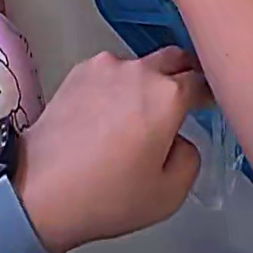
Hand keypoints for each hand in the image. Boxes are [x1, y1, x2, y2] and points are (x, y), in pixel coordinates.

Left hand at [16, 48, 209, 252]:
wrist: (43, 184)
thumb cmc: (104, 193)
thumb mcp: (168, 194)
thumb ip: (189, 157)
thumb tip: (180, 139)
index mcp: (167, 96)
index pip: (200, 79)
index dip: (208, 91)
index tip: (209, 99)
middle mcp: (139, 70)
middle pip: (173, 58)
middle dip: (182, 73)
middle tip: (182, 98)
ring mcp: (107, 65)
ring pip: (139, 65)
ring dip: (145, 82)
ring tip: (132, 119)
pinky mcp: (81, 67)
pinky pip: (110, 71)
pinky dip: (116, 85)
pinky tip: (105, 115)